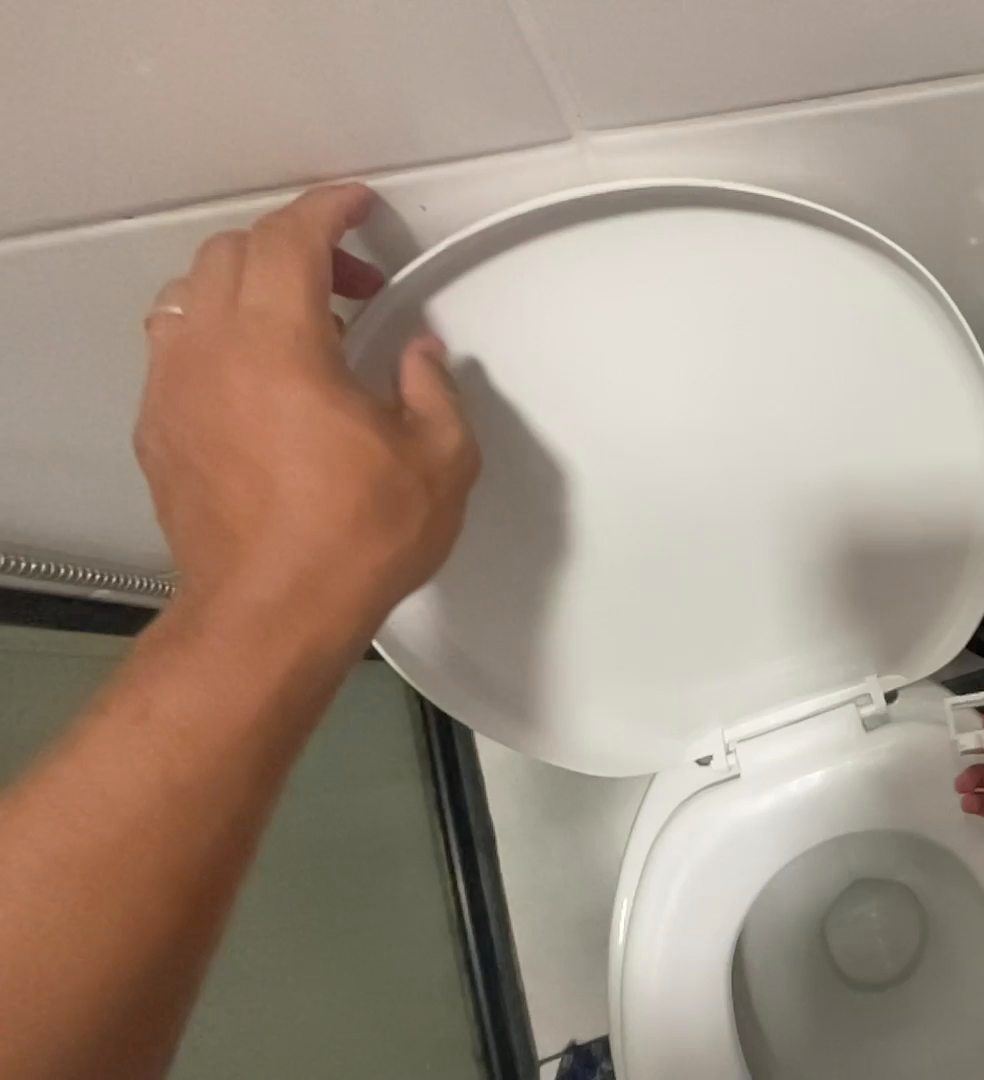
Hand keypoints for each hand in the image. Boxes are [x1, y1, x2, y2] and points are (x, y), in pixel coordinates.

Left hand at [136, 183, 478, 640]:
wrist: (276, 608)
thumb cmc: (355, 538)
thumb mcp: (442, 457)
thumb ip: (435, 388)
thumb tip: (423, 356)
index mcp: (283, 352)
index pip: (289, 244)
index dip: (327, 211)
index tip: (355, 204)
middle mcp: (212, 358)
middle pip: (233, 256)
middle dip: (298, 246)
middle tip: (357, 275)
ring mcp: (176, 391)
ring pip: (196, 294)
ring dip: (258, 286)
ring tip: (318, 322)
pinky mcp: (164, 427)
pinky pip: (182, 344)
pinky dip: (230, 330)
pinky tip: (278, 372)